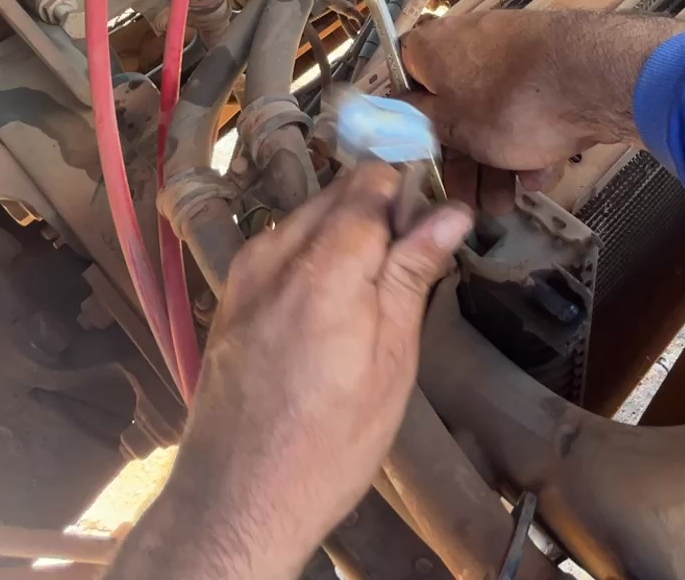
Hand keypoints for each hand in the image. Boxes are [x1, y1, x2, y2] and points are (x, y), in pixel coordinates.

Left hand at [112, 164, 471, 579]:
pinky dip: (316, 251)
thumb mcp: (392, 360)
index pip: (371, 182)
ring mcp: (246, 268)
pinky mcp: (231, 289)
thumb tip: (452, 211)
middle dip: (380, 210)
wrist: (234, 503)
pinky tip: (328, 305)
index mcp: (325, 266)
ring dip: (348, 230)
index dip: (407, 197)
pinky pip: (284, 241)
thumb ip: (413, 272)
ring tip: (367, 294)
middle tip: (404, 269)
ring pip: (312, 211)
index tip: (427, 236)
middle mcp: (276, 251)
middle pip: (340, 190)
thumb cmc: (331, 441)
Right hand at [400, 9, 684, 211]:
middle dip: (461, 162)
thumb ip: (413, 123)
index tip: (418, 164)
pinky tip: (541, 174)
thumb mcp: (449, 125)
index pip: (403, 82)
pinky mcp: (552, 67)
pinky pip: (528, 108)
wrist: (596, 77)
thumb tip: (384, 114)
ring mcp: (515, 52)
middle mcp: (469, 41)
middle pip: (452, 108)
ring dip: (495, 163)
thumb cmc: (508, 104)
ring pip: (492, 114)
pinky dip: (530, 142)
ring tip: (507, 204)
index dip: (407, 127)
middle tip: (468, 202)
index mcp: (432, 47)